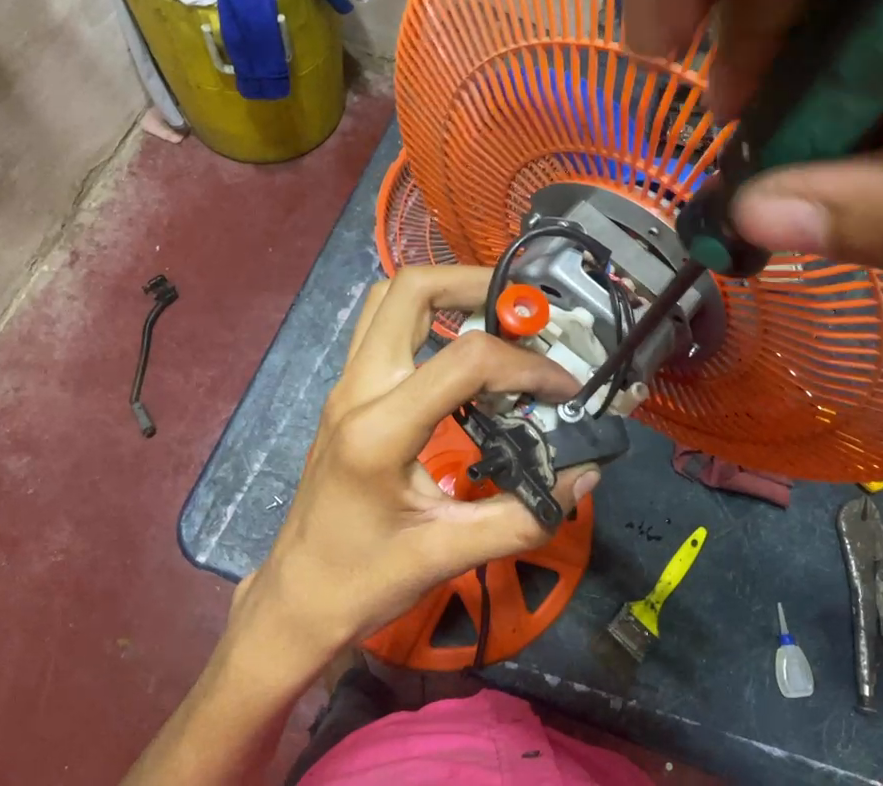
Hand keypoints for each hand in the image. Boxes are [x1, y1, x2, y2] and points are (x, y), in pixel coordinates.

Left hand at [236, 266, 599, 650]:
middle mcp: (356, 390)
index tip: (565, 390)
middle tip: (527, 311)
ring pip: (389, 298)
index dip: (527, 366)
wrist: (297, 599)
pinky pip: (383, 326)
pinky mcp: (348, 393)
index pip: (464, 362)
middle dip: (475, 284)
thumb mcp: (447, 556)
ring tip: (499, 317)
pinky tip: (464, 352)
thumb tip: (585, 472)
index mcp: (378, 431)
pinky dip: (428, 316)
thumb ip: (523, 515)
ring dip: (446, 291)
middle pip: (409, 291)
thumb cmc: (363, 581)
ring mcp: (346, 386)